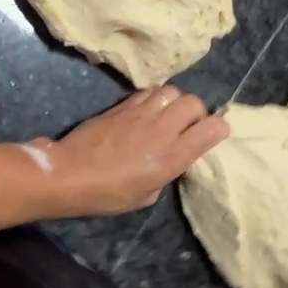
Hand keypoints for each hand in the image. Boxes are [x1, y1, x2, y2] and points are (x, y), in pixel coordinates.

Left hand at [40, 86, 228, 216]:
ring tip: (165, 115)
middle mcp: (162, 129)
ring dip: (174, 102)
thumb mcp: (145, 196)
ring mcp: (141, 113)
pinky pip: (148, 92)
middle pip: (193, 102)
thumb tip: (166, 160)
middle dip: (196, 112)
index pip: (211, 130)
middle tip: (186, 126)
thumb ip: (164, 173)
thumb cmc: (108, 194)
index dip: (218, 129)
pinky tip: (145, 112)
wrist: (69, 173)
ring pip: (171, 91)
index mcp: (172, 156)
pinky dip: (154, 98)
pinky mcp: (122, 105)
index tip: (213, 135)